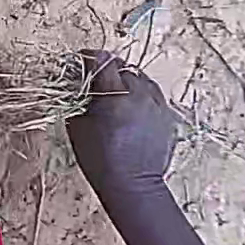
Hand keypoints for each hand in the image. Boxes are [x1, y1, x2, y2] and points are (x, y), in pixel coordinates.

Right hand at [66, 51, 179, 199]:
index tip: (80, 61)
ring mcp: (157, 104)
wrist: (132, 185)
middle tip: (94, 81)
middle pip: (122, 66)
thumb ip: (79, 99)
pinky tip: (129, 109)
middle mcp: (139, 94)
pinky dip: (139, 95)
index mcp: (115, 95)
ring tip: (114, 94)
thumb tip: (78, 84)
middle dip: (106, 69)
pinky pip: (152, 95)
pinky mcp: (167, 116)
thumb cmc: (100, 159)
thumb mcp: (77, 126)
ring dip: (125, 80)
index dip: (88, 58)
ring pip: (140, 78)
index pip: (102, 60)